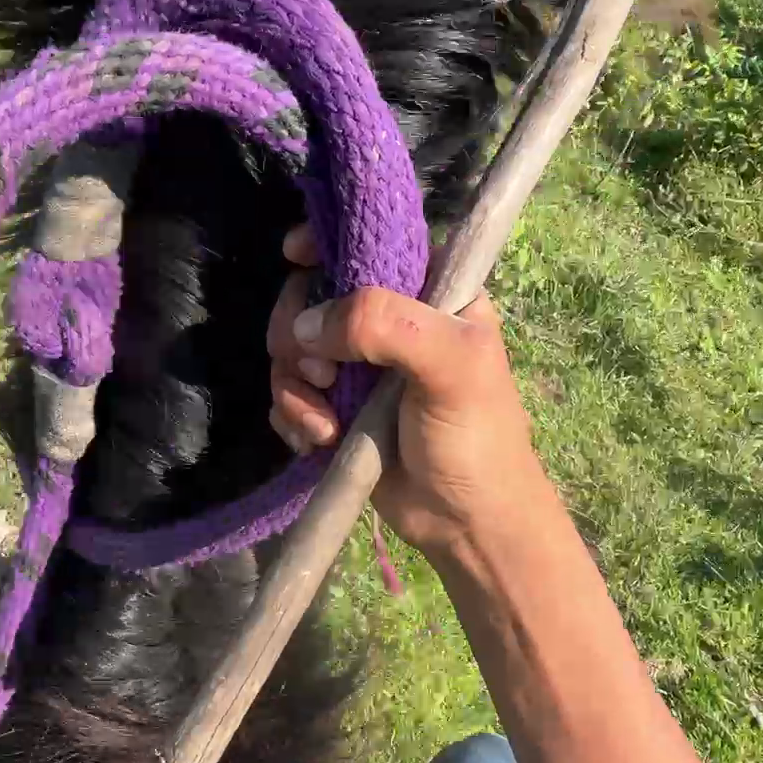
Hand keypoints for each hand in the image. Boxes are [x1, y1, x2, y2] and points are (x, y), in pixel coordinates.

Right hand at [266, 224, 549, 554]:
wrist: (465, 521)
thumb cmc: (475, 436)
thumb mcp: (451, 365)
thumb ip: (385, 324)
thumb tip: (306, 327)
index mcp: (427, 292)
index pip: (370, 241)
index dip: (326, 241)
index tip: (294, 255)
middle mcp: (386, 322)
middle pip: (311, 295)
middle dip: (301, 333)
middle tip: (325, 373)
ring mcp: (355, 367)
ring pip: (290, 348)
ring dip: (296, 387)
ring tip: (326, 425)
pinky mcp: (333, 409)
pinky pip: (287, 393)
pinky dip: (292, 416)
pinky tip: (317, 441)